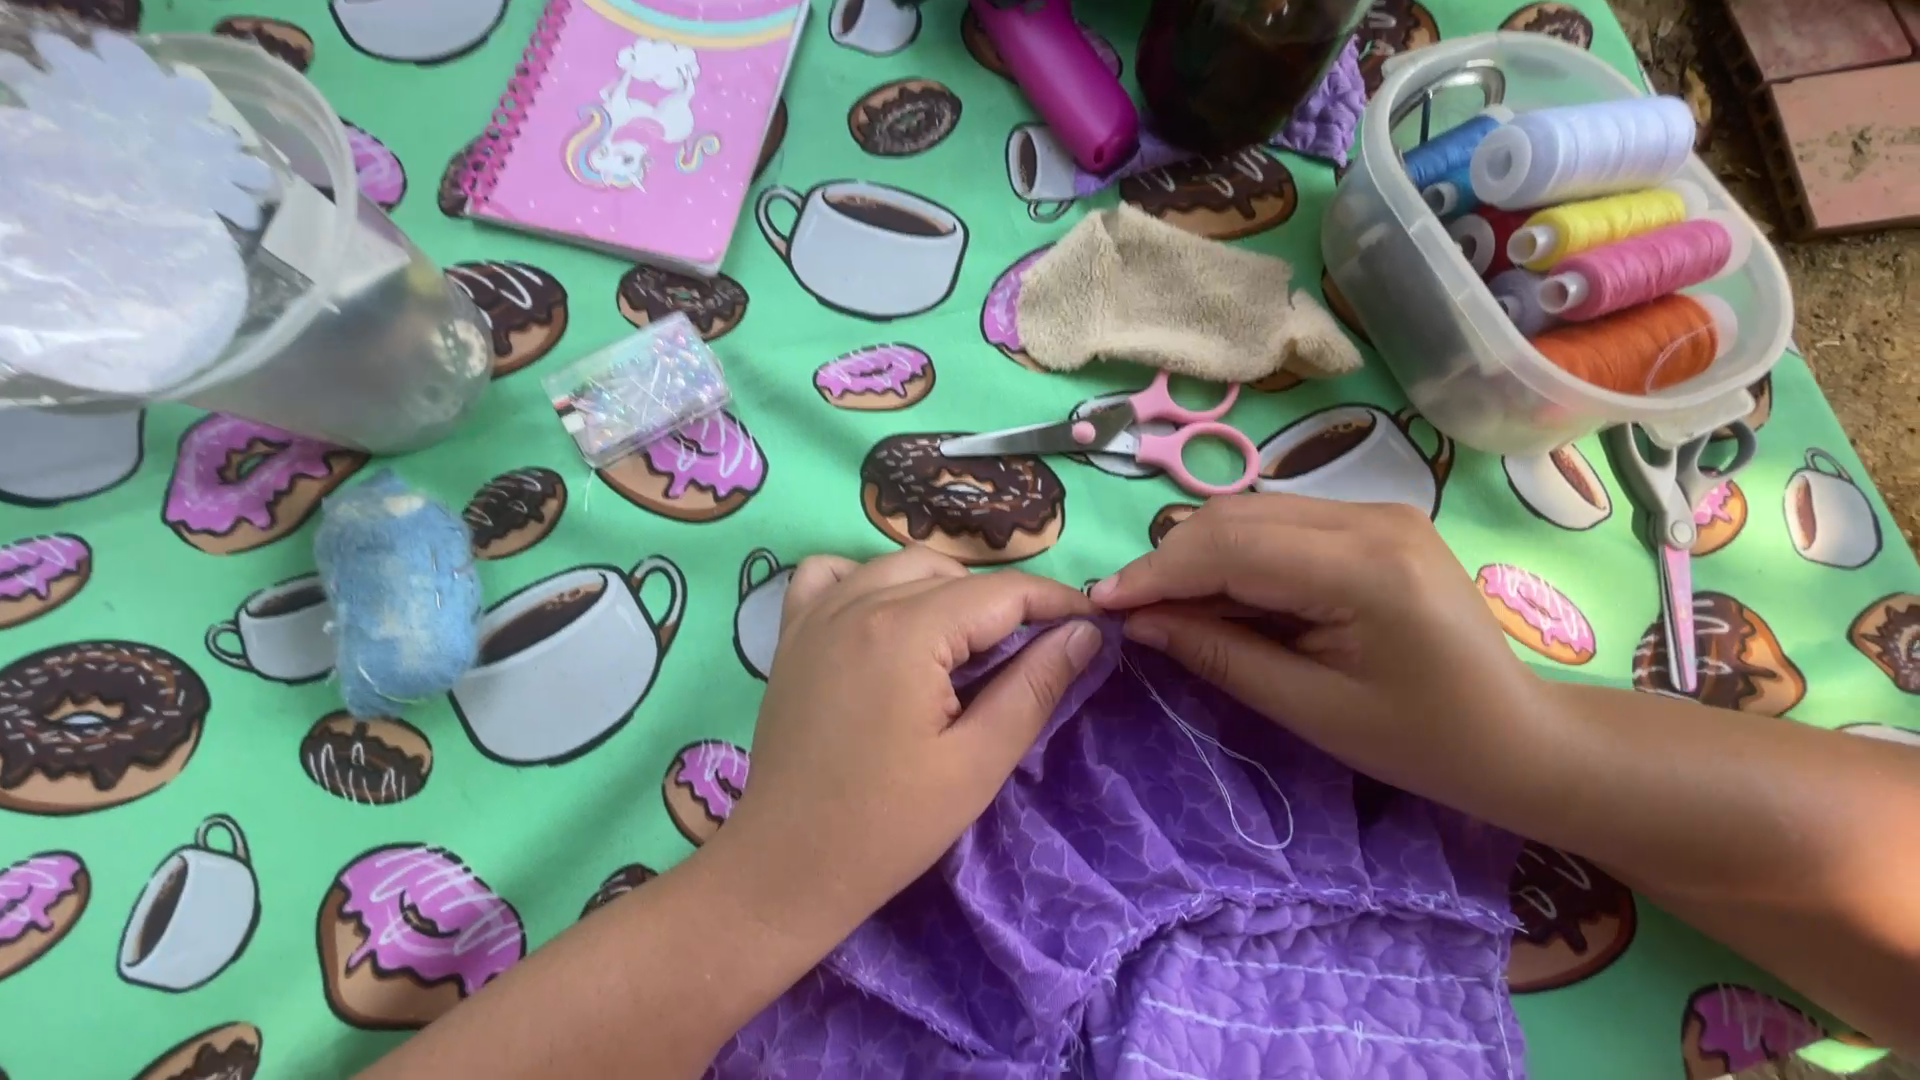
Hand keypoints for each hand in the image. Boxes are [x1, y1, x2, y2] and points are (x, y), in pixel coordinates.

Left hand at [718, 547, 1101, 939]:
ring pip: (900, 565)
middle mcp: (859, 602)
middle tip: (1031, 653)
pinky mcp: (791, 632)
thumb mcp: (978, 762)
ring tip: (965, 643)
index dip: (1056, 602)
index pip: (1002, 592)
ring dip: (945, 589)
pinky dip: (867, 578)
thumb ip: (1035, 686)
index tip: (1091, 625)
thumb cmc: (889, 826)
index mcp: (908, 631)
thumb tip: (1083, 632)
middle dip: (1005, 604)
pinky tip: (885, 616)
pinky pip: (833, 574)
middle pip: (954, 575)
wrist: (786, 867)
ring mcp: (817, 612)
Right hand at [1090, 494, 1554, 810]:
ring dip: (1198, 555)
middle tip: (1129, 610)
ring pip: (1249, 512)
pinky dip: (1234, 556)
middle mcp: (1371, 517)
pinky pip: (1277, 525)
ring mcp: (1375, 511)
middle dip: (1170, 561)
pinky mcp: (1371, 521)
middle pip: (1234, 517)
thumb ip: (1218, 653)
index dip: (1158, 572)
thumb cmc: (1422, 741)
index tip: (1101, 601)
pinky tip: (1219, 594)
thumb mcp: (1309, 709)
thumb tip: (1138, 621)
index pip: (1232, 547)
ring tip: (1167, 607)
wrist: (1522, 736)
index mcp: (1366, 568)